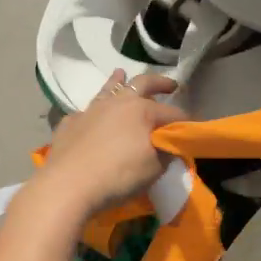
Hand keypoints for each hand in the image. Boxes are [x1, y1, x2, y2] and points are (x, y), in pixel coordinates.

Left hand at [35, 70, 187, 213]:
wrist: (69, 185)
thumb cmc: (119, 176)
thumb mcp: (154, 169)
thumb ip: (166, 154)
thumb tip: (168, 146)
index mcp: (142, 110)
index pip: (172, 113)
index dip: (185, 122)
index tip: (192, 131)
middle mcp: (117, 102)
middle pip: (142, 84)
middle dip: (159, 83)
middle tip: (170, 85)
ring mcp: (90, 110)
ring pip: (108, 89)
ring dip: (118, 81)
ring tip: (121, 74)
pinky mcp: (69, 123)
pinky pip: (86, 111)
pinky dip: (94, 111)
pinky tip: (93, 116)